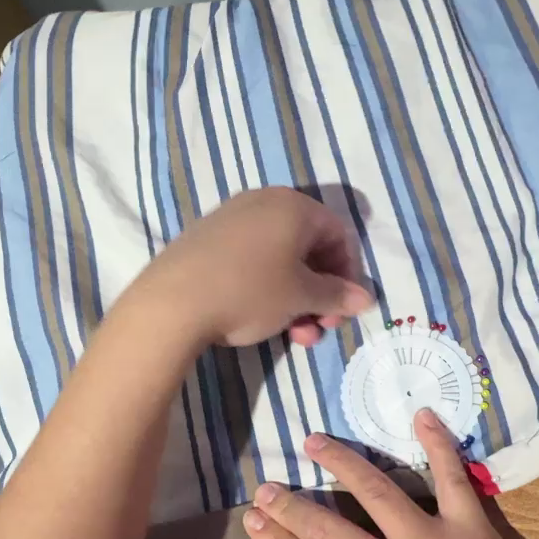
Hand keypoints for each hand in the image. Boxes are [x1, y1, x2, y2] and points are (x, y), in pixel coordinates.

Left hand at [129, 187, 373, 347]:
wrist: (172, 302)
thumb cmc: (249, 291)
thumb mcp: (301, 298)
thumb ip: (337, 296)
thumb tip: (366, 299)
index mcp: (293, 205)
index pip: (338, 234)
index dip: (348, 274)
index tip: (343, 309)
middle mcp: (263, 202)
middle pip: (308, 248)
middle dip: (320, 294)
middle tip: (320, 328)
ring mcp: (230, 220)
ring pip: (279, 260)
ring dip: (295, 300)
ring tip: (294, 336)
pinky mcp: (206, 241)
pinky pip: (250, 261)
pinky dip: (265, 289)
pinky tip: (260, 321)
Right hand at [242, 409, 538, 538]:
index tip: (253, 518)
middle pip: (327, 529)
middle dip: (289, 506)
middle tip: (264, 486)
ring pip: (375, 490)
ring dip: (341, 462)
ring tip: (314, 441)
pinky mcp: (471, 525)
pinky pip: (450, 476)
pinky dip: (437, 443)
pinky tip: (421, 416)